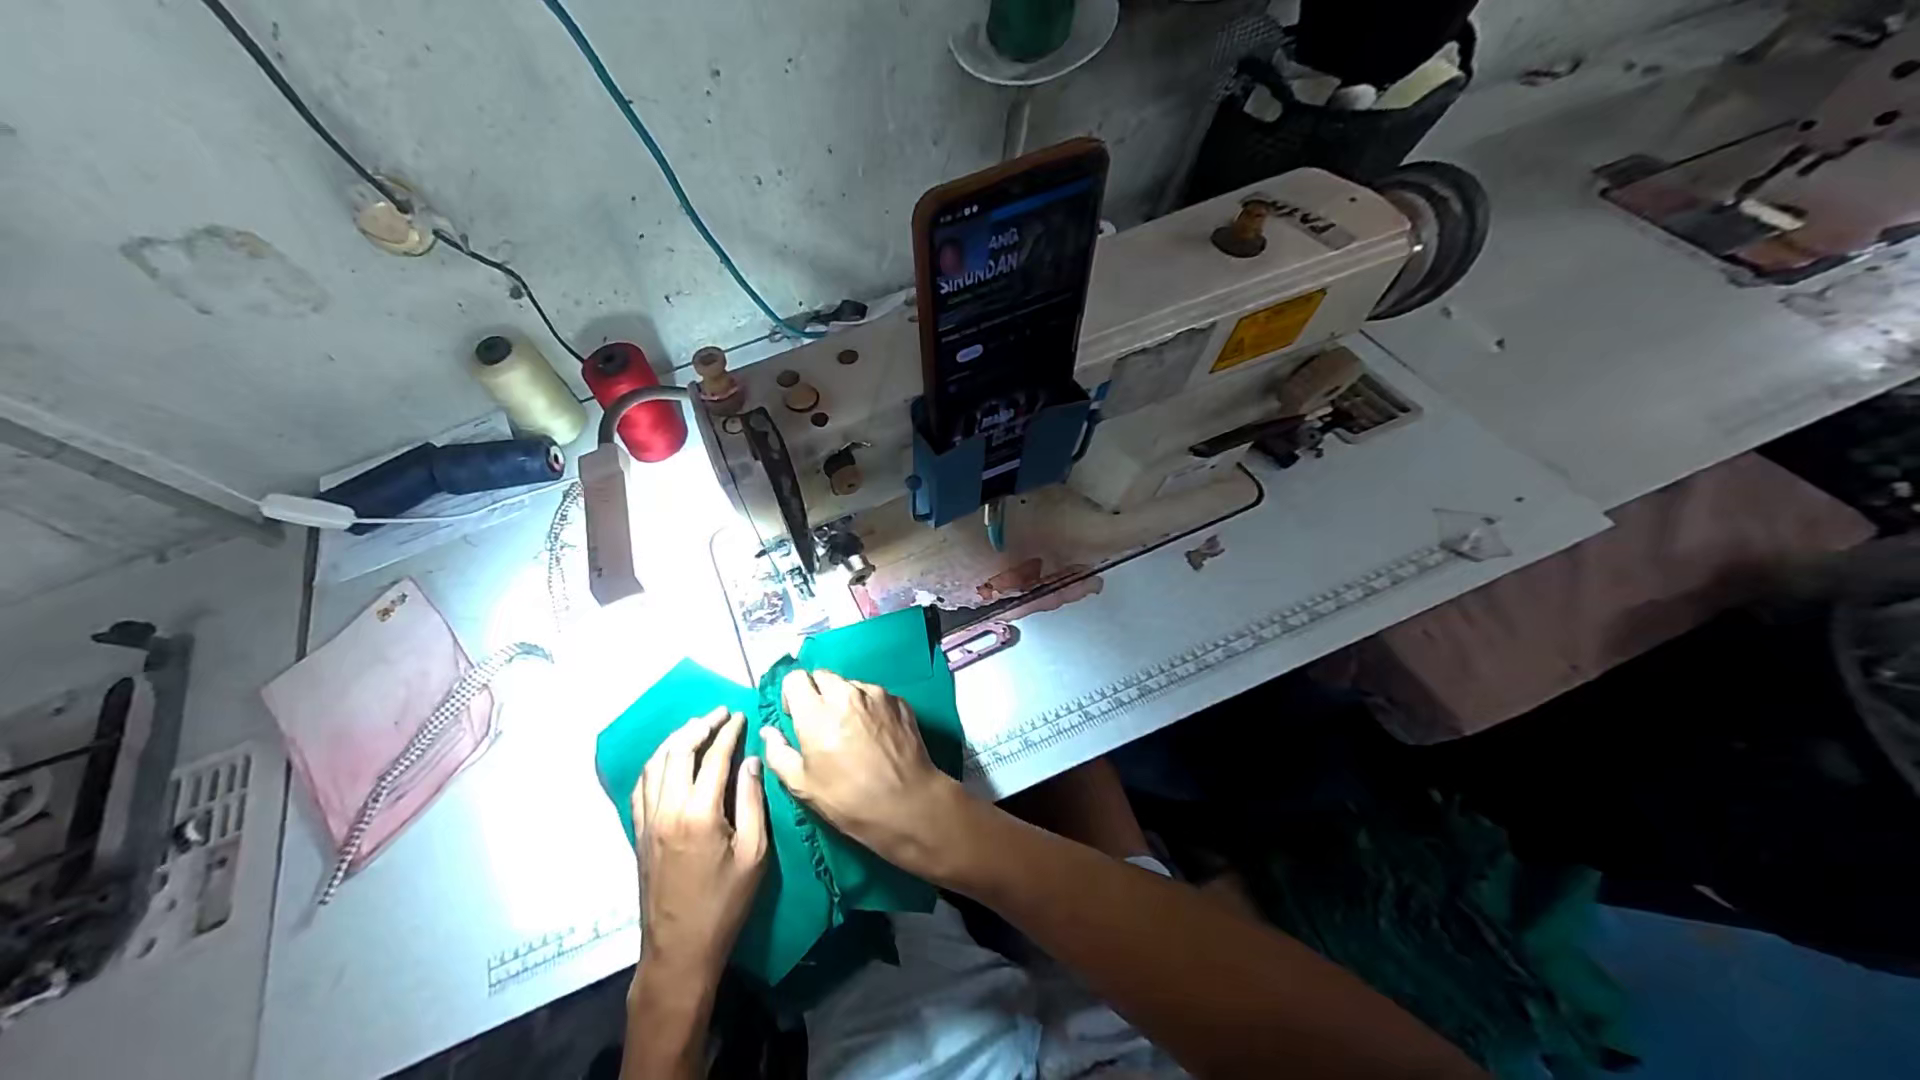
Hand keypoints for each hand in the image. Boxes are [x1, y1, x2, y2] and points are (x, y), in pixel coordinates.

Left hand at [631, 707, 767, 981]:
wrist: (679, 949)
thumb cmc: (725, 904)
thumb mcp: (754, 854)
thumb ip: (753, 802)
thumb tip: (751, 762)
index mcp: (699, 813)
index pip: (713, 757)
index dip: (728, 733)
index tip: (741, 716)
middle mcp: (667, 809)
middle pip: (678, 751)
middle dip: (700, 726)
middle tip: (720, 713)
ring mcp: (647, 821)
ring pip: (655, 764)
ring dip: (676, 739)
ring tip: (697, 727)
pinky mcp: (638, 833)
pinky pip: (642, 786)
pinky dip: (656, 763)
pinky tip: (669, 759)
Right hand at [761, 669, 969, 877]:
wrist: (907, 804)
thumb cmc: (848, 799)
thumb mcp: (802, 785)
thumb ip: (779, 753)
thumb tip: (770, 732)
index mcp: (816, 712)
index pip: (795, 678)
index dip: (792, 695)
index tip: (796, 716)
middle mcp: (846, 694)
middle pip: (822, 676)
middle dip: (817, 693)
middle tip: (822, 723)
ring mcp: (876, 694)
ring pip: (850, 684)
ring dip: (844, 699)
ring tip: (852, 731)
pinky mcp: (899, 701)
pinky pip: (875, 694)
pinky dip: (869, 706)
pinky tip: (875, 734)